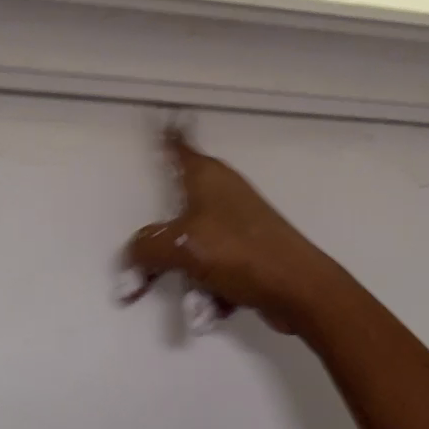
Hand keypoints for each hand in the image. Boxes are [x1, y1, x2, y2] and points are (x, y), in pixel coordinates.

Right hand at [121, 126, 336, 333]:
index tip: (155, 121)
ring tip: (189, 297)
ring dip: (185, 271)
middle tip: (144, 262)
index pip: (177, 145)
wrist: (299, 289)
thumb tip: (130, 257)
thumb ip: (146, 249)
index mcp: (206, 175)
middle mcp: (221, 191)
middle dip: (161, 238)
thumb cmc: (238, 252)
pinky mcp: (248, 252)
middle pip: (177, 204)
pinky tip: (211, 307)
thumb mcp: (181, 247)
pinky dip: (209, 285)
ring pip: (194, 241)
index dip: (163, 135)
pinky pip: (214, 265)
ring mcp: (237, 222)